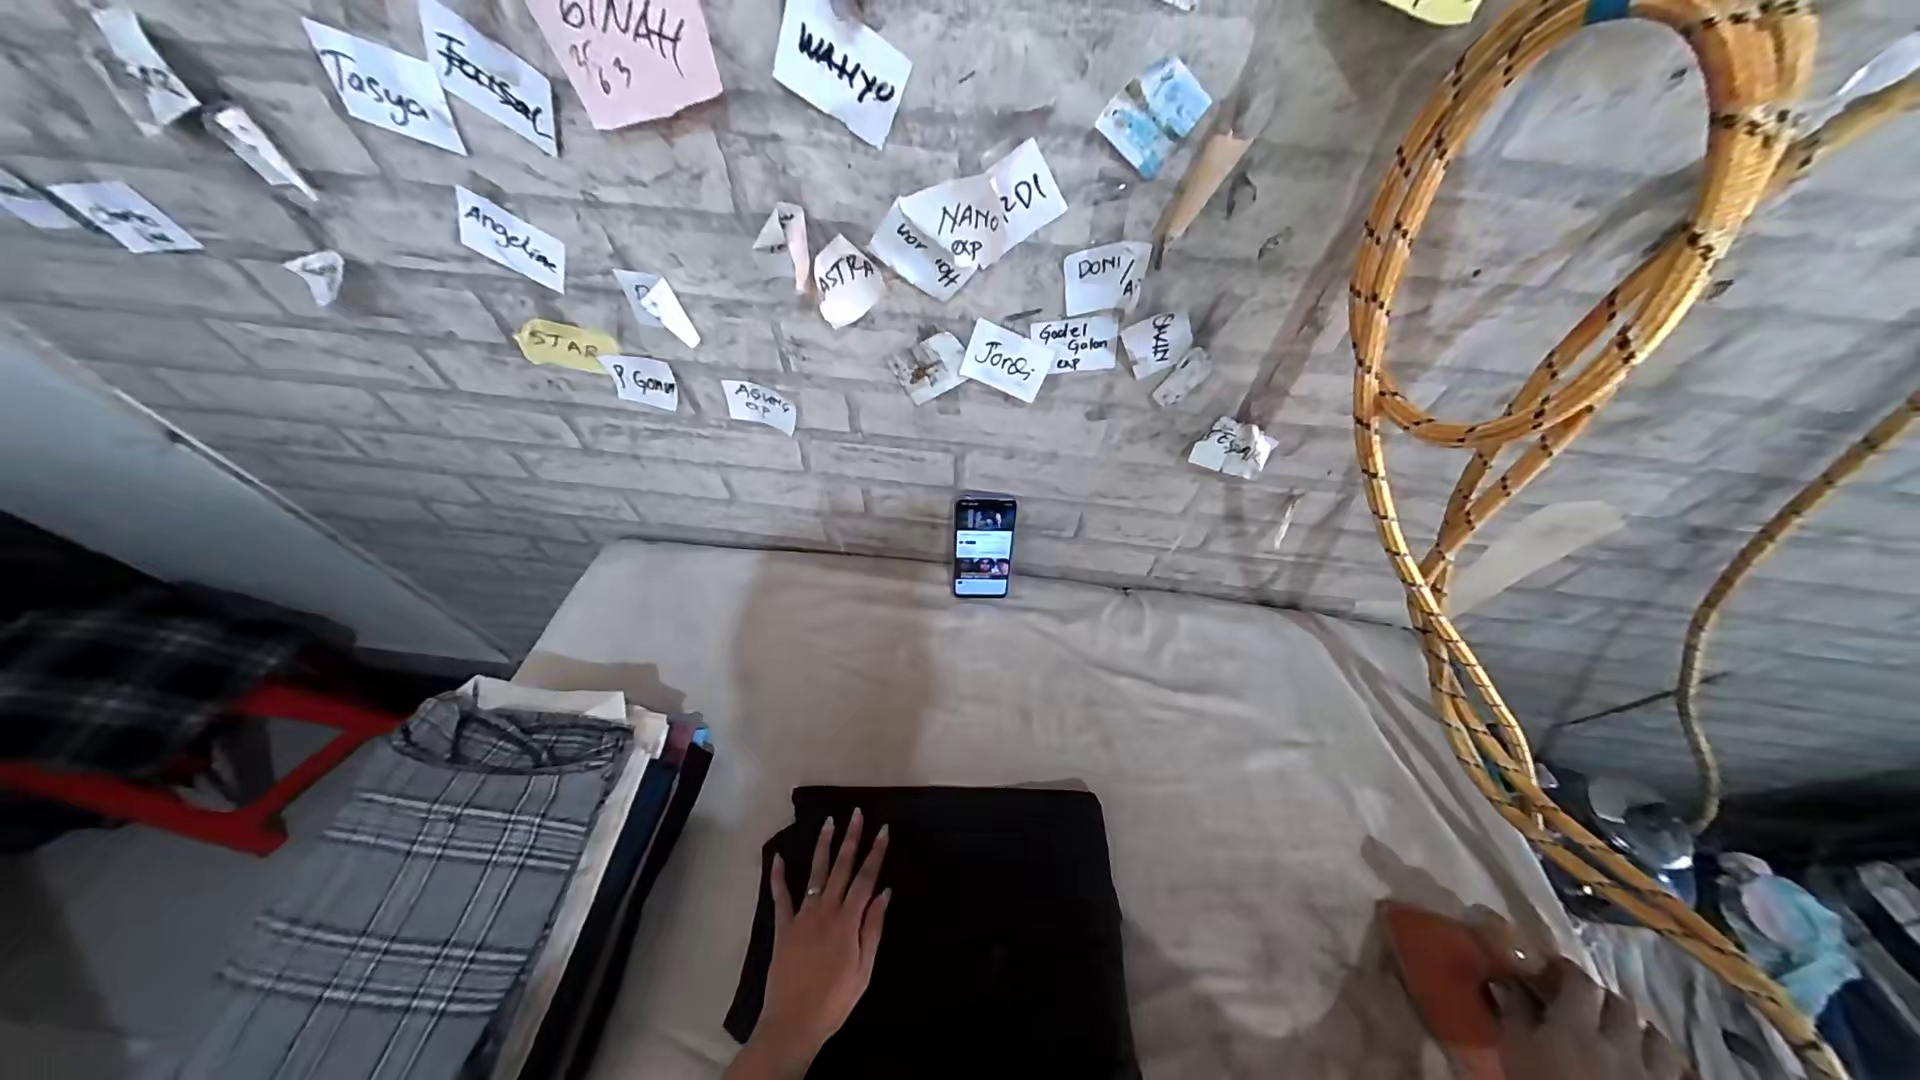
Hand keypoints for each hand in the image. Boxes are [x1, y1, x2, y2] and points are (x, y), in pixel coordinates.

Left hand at [726, 810, 890, 1079]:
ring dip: (823, 846)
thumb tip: (885, 892)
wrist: (793, 1024)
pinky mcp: (783, 927)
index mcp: (848, 920)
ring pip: (815, 873)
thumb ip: (873, 928)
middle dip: (850, 838)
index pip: (866, 877)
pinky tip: (778, 857)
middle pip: (841, 867)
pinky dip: (778, 876)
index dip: (876, 852)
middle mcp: (826, 909)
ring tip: (828, 822)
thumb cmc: (835, 999)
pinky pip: (780, 897)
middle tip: (855, 813)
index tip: (883, 829)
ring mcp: (802, 916)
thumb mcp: (864, 968)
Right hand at [1492, 958, 1690, 1079]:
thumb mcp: (1516, 1051)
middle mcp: (1620, 1043)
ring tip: (1629, 1036)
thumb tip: (1509, 982)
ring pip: (1659, 1039)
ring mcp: (1655, 1074)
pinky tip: (1660, 1069)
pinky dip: (1674, 1067)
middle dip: (1604, 999)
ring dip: (1642, 1031)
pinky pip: (1686, 1075)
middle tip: (1588, 1003)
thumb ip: (1515, 1014)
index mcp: (1576, 1026)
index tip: (1554, 968)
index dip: (1569, 970)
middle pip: (1621, 1006)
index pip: (1580, 982)